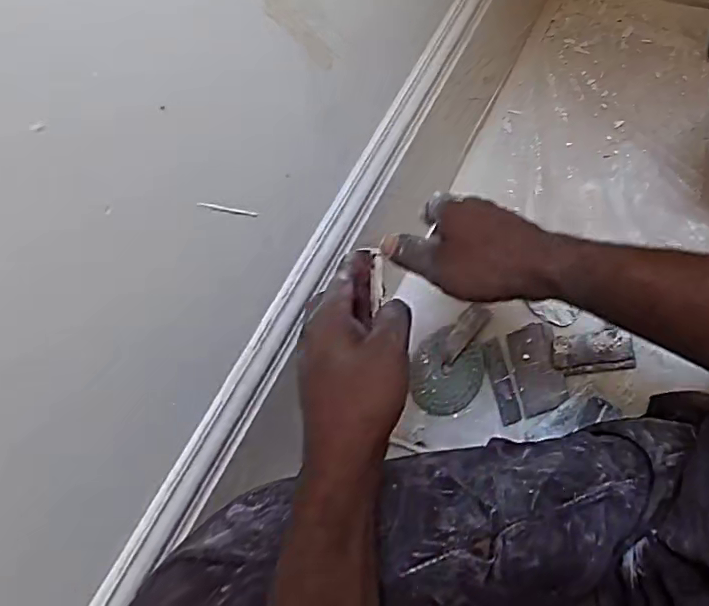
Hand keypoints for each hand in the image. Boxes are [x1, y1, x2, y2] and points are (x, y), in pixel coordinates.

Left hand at [298, 252, 411, 473]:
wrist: (342, 455)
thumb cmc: (365, 398)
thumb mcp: (389, 348)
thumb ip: (394, 316)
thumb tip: (392, 305)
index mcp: (326, 320)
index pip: (342, 280)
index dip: (357, 265)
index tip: (368, 253)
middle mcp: (315, 335)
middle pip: (335, 299)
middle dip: (354, 285)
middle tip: (373, 273)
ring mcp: (315, 360)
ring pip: (336, 323)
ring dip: (355, 309)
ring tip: (376, 301)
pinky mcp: (322, 381)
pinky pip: (338, 342)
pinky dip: (353, 331)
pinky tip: (370, 340)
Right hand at [380, 193, 562, 302]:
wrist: (542, 266)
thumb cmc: (487, 267)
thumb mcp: (439, 268)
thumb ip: (412, 254)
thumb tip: (386, 241)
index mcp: (450, 209)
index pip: (429, 208)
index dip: (423, 224)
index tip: (421, 237)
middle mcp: (473, 203)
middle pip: (452, 213)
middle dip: (445, 231)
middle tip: (440, 254)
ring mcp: (497, 212)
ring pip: (473, 222)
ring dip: (467, 238)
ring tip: (465, 262)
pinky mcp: (517, 226)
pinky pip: (493, 232)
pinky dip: (487, 244)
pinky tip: (490, 264)